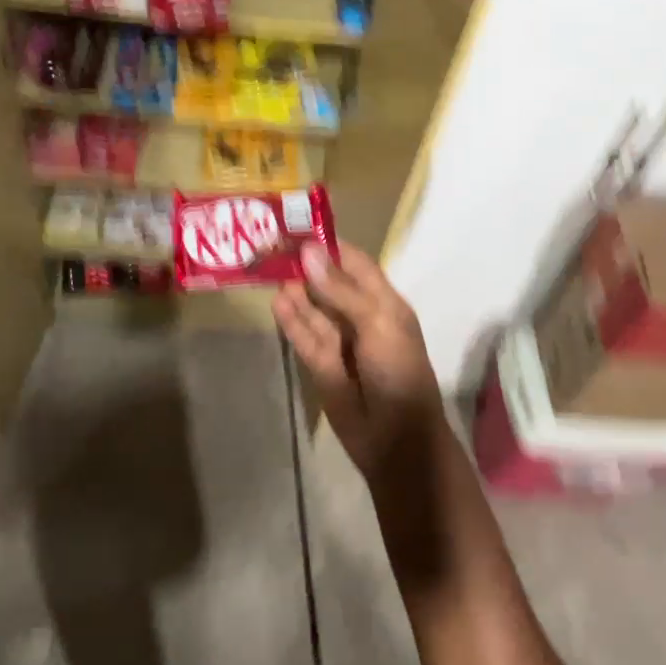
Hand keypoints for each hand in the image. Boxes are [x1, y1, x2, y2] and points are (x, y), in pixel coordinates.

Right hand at [274, 242, 445, 479]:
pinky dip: (291, 319)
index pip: (354, 262)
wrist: (397, 439)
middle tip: (269, 243)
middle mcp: (360, 316)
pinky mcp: (320, 365)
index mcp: (384, 302)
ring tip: (267, 267)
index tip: (297, 225)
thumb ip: (341, 290)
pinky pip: (303, 336)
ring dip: (295, 289)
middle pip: (328, 283)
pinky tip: (276, 301)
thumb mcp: (377, 323)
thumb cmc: (398, 372)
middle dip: (304, 264)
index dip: (328, 245)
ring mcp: (339, 341)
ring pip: (312, 308)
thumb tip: (309, 252)